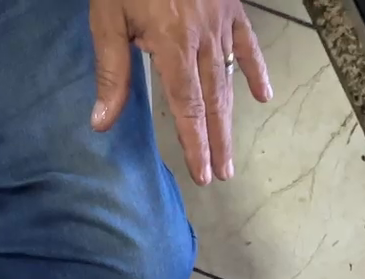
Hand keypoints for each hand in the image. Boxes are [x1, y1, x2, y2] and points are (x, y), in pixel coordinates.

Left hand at [90, 0, 272, 184]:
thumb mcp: (108, 16)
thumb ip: (111, 71)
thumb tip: (101, 124)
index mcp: (174, 45)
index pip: (188, 108)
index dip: (195, 144)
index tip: (202, 174)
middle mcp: (203, 39)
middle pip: (213, 102)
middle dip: (217, 142)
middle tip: (223, 175)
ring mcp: (221, 22)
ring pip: (229, 79)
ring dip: (231, 120)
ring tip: (232, 153)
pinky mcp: (231, 7)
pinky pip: (247, 43)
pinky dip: (255, 69)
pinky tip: (263, 96)